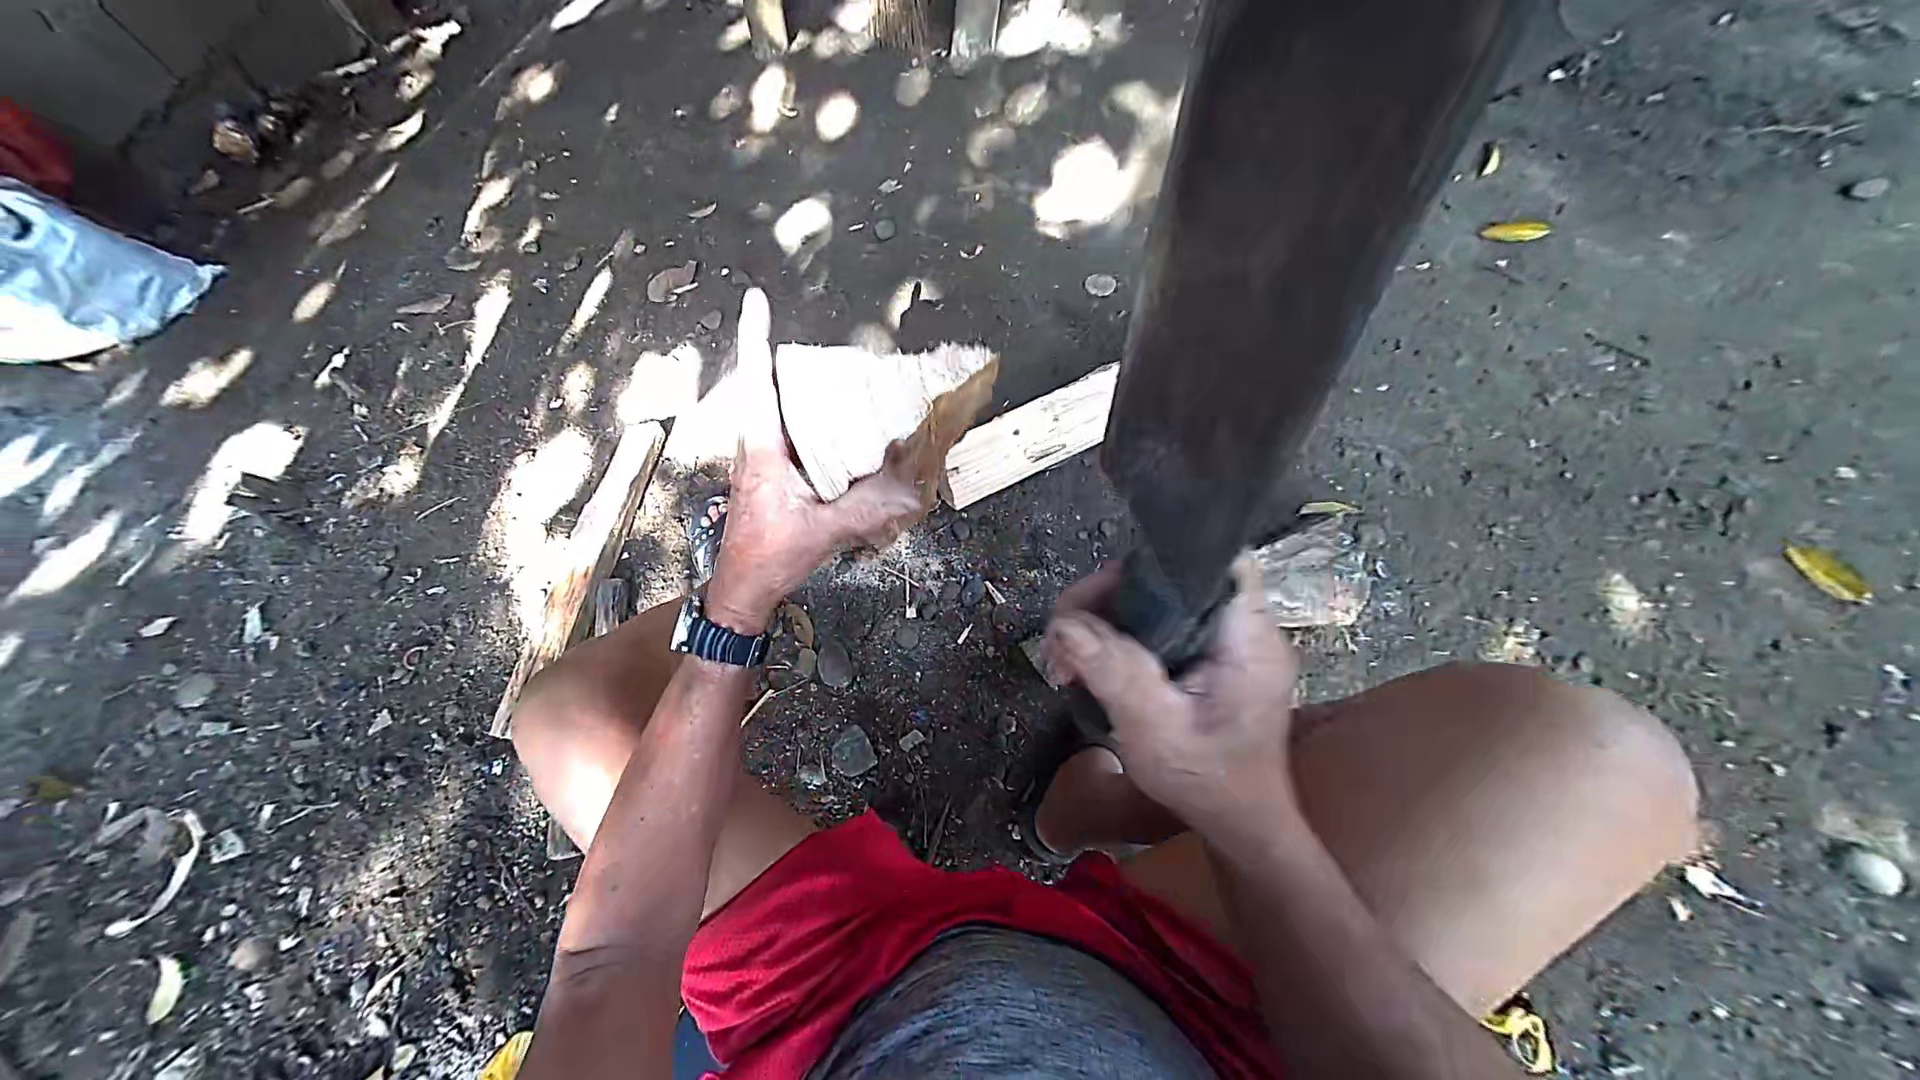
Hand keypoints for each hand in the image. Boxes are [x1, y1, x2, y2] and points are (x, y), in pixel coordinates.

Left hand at [705, 289, 922, 632]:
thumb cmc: (767, 558)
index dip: (755, 336)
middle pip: (765, 386)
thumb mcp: (822, 532)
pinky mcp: (770, 473)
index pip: (756, 382)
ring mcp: (761, 460)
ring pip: (773, 409)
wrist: (742, 587)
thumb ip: (866, 510)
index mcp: (763, 450)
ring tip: (829, 370)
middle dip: (782, 354)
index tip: (756, 299)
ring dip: (793, 385)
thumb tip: (910, 489)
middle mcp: (757, 447)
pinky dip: (802, 416)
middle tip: (808, 333)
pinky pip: (785, 431)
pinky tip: (831, 424)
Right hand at [1044, 558, 1301, 836]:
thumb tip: (1064, 625)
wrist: (1237, 824)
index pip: (1218, 561)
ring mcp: (1224, 642)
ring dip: (1105, 621)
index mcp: (1245, 639)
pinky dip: (1119, 639)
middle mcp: (1241, 629)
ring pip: (1156, 601)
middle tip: (1064, 634)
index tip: (1104, 585)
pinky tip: (1087, 665)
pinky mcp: (1208, 656)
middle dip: (1110, 598)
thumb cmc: (1207, 782)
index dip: (1161, 559)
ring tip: (1066, 656)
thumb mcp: (1154, 730)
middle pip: (1170, 579)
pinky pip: (1158, 626)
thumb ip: (1114, 672)